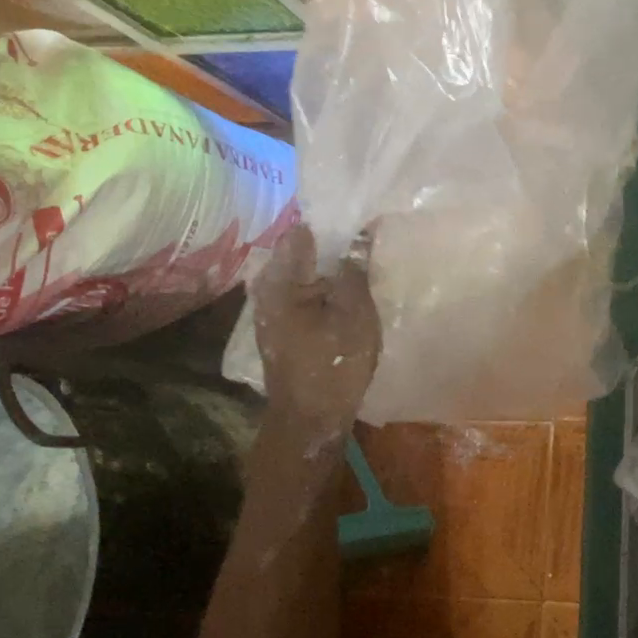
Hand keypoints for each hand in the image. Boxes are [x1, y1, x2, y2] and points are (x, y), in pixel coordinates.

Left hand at [253, 223, 381, 424]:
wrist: (309, 421)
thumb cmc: (333, 366)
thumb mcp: (355, 313)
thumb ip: (357, 268)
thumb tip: (364, 229)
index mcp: (282, 280)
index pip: (303, 231)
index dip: (334, 221)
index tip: (363, 215)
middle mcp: (268, 288)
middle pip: (301, 250)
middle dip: (333, 241)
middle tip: (369, 237)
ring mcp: (271, 308)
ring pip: (303, 271)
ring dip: (330, 265)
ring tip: (363, 260)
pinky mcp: (281, 324)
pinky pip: (303, 289)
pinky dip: (324, 285)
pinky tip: (347, 289)